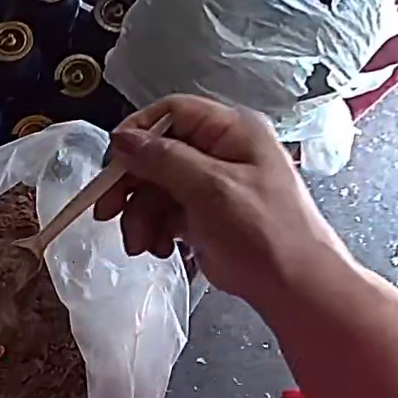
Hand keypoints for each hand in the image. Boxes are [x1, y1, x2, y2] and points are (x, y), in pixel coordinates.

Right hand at [93, 94, 355, 314]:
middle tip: (106, 212)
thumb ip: (163, 160)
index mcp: (230, 132)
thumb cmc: (264, 230)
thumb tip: (121, 139)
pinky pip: (162, 214)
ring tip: (141, 245)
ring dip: (139, 218)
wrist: (291, 284)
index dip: (137, 134)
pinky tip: (159, 249)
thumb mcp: (210, 188)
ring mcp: (208, 186)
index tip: (112, 164)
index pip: (172, 113)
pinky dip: (153, 232)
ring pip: (153, 190)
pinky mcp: (200, 215)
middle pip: (155, 156)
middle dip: (130, 187)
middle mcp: (217, 152)